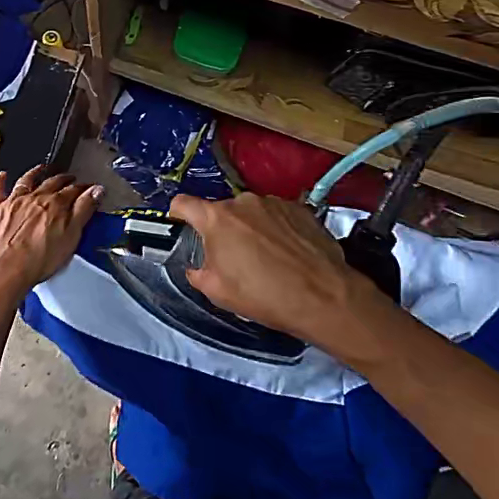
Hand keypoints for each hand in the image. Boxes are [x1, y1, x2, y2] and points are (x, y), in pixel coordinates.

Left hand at [0, 166, 102, 299]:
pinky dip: (0, 180)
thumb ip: (85, 210)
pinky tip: (2, 175)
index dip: (85, 188)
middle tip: (71, 179)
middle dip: (64, 179)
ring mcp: (15, 202)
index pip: (75, 190)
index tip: (91, 189)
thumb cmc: (39, 259)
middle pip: (53, 182)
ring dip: (36, 172)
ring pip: (27, 180)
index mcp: (56, 203)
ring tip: (43, 169)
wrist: (7, 271)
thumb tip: (96, 190)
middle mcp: (35, 198)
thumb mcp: (72, 235)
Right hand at [168, 194, 403, 364]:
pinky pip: (278, 215)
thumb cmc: (265, 295)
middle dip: (223, 230)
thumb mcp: (217, 291)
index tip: (180, 221)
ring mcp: (275, 202)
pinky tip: (285, 253)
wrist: (320, 294)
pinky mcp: (300, 208)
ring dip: (252, 229)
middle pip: (223, 211)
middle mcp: (245, 202)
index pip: (185, 203)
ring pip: (252, 213)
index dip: (179, 213)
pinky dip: (276, 229)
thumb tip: (199, 267)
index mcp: (218, 218)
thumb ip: (199, 271)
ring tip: (265, 259)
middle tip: (233, 258)